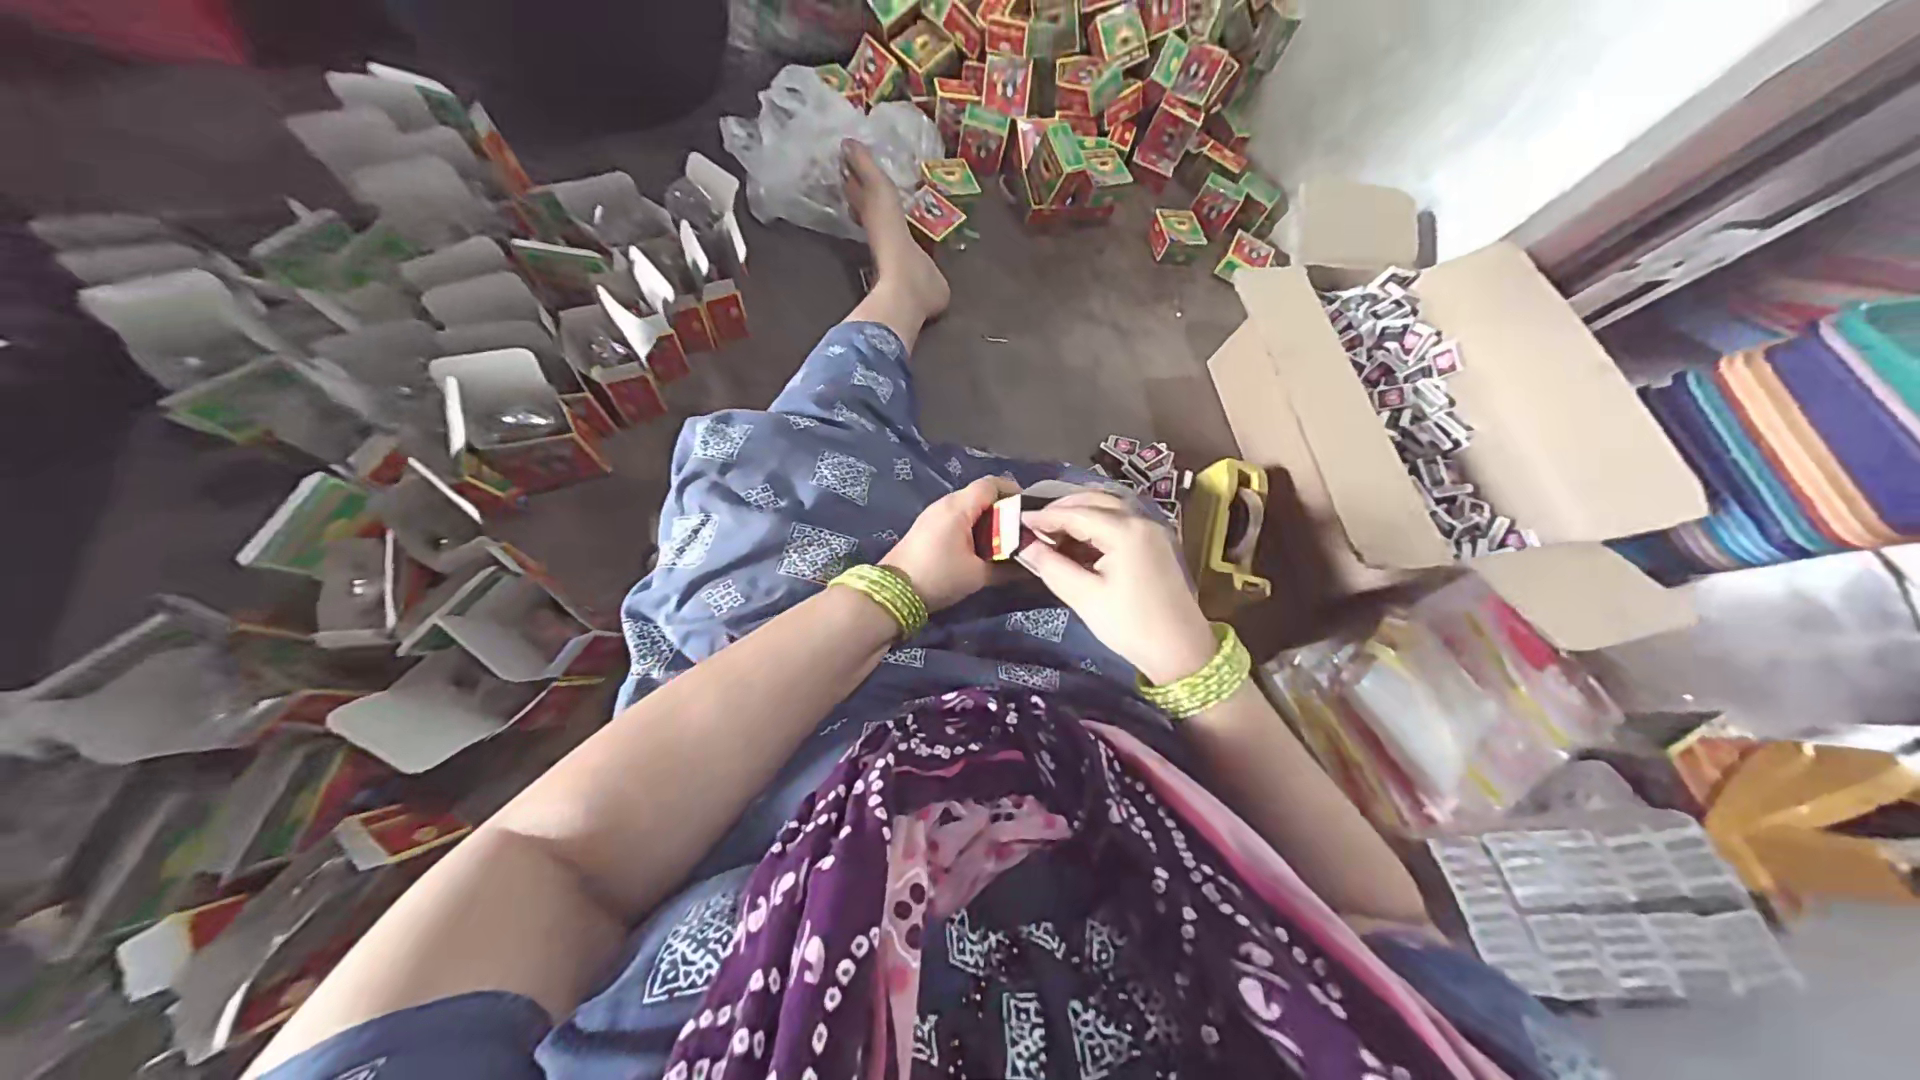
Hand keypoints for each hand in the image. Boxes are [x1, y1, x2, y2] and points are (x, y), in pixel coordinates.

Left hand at [880, 476, 1019, 611]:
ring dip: (987, 520)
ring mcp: (933, 514)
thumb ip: (1007, 568)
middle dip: (1003, 509)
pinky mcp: (926, 527)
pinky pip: (956, 518)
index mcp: (959, 506)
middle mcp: (945, 503)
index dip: (1013, 492)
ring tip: (1005, 541)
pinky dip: (972, 527)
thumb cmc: (939, 577)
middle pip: (981, 494)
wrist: (893, 592)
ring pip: (968, 507)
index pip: (992, 484)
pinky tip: (981, 548)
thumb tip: (1031, 567)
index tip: (1029, 512)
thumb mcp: (978, 575)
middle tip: (1022, 531)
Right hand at [1017, 492, 1217, 683]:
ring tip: (1053, 530)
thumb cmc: (1130, 625)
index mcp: (1125, 531)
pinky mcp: (1156, 542)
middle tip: (1035, 525)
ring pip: (1109, 506)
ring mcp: (1153, 529)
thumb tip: (1026, 546)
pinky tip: (1079, 540)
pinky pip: (1121, 520)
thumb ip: (1051, 566)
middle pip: (1094, 500)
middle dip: (1062, 509)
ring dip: (1079, 512)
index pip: (1076, 513)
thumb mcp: (1084, 597)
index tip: (1020, 522)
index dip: (1045, 516)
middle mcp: (1141, 520)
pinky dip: (1097, 523)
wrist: (1180, 651)